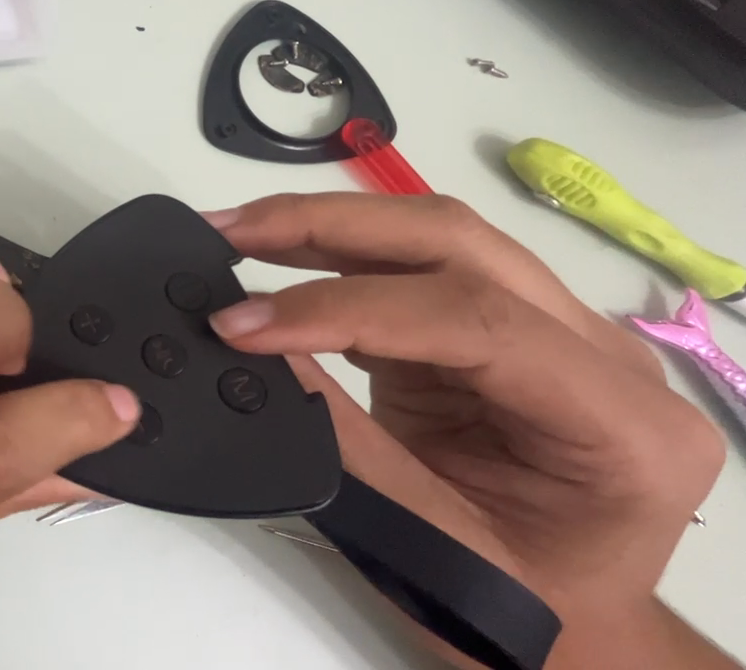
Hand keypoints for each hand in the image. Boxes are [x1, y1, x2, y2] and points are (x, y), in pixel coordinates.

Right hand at [205, 193, 730, 667]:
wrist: (562, 623)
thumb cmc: (510, 602)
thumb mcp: (423, 533)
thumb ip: (338, 433)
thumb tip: (248, 349)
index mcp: (620, 423)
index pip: (472, 319)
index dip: (340, 308)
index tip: (238, 327)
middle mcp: (599, 351)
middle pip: (453, 241)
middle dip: (324, 225)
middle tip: (224, 233)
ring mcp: (548, 324)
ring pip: (427, 229)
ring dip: (318, 221)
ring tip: (230, 229)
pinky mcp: (487, 317)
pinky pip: (403, 258)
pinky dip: (325, 246)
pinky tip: (267, 249)